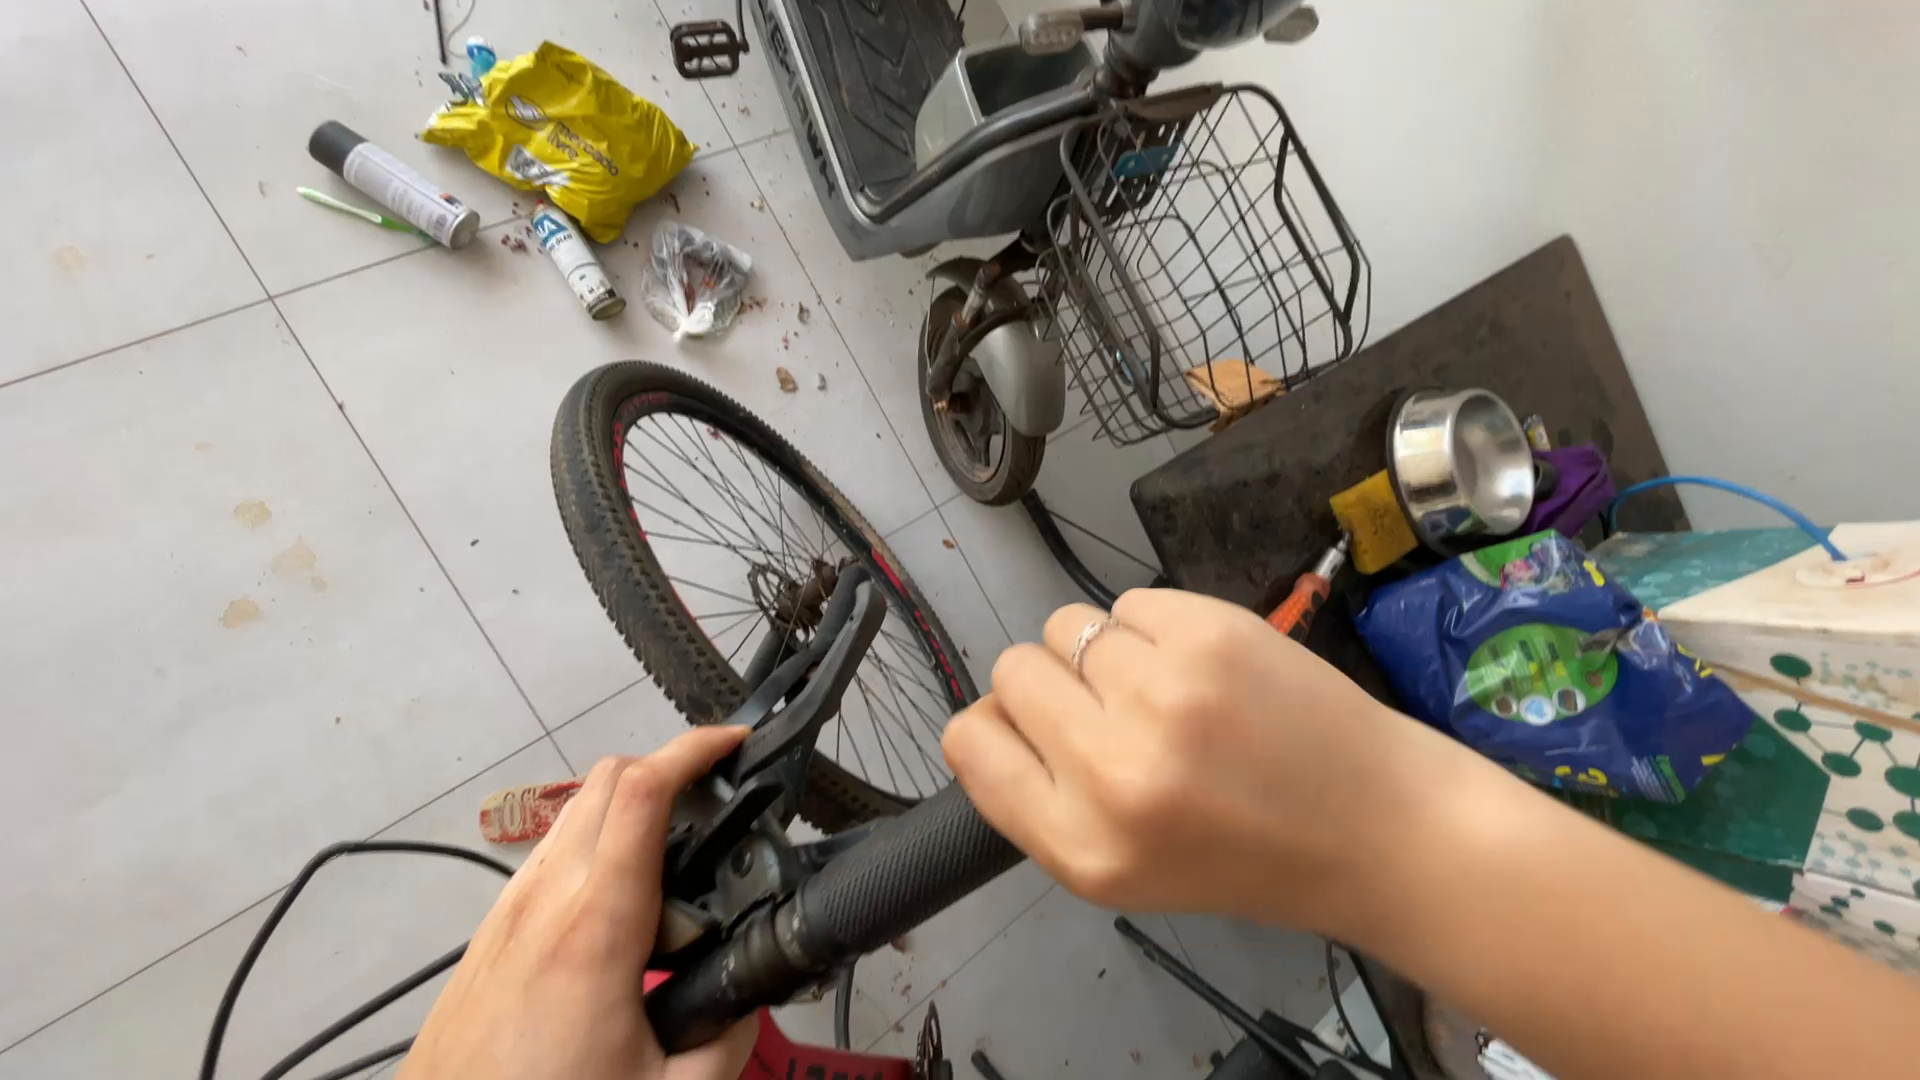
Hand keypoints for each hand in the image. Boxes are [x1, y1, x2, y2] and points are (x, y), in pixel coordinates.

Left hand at [399, 729, 757, 1079]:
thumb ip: (725, 1040)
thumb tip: (744, 1000)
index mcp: (598, 922)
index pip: (644, 791)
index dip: (696, 748)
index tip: (738, 742)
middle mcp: (549, 894)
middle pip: (610, 777)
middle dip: (672, 762)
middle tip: (719, 795)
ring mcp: (512, 907)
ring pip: (578, 806)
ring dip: (633, 798)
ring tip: (678, 842)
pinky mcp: (491, 930)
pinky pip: (554, 848)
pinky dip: (600, 835)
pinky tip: (623, 895)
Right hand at [943, 588, 1474, 937]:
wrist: (1375, 826)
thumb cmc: (1236, 854)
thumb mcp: (1115, 868)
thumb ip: (1034, 798)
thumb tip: (990, 711)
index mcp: (1082, 845)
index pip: (970, 742)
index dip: (996, 728)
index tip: (1038, 734)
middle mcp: (1113, 768)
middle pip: (1012, 668)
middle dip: (1050, 684)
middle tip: (1111, 712)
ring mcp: (1165, 690)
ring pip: (1068, 625)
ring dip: (1103, 654)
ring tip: (1164, 690)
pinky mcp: (1211, 631)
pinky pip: (1128, 603)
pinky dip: (1151, 629)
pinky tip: (1201, 667)